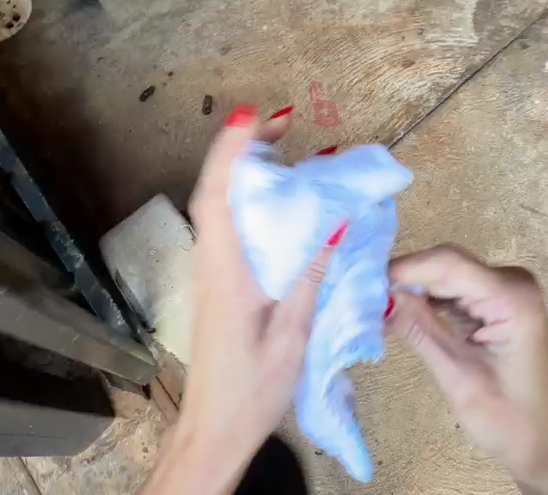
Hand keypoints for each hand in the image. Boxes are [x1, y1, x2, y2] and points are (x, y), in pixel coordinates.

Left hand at [142, 106, 334, 494]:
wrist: (213, 431)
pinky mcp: (219, 280)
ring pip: (220, 205)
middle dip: (243, 149)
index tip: (250, 115)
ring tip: (281, 146)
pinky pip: (229, 224)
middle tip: (281, 122)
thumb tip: (335, 223)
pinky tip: (277, 198)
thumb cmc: (251, 387)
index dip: (230, 152)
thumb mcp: (292, 333)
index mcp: (226, 270)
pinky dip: (249, 196)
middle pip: (217, 190)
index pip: (217, 196)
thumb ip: (309, 276)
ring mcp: (213, 270)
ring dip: (245, 169)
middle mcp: (212, 261)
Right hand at [386, 246, 547, 494]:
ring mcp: (506, 287)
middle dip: (407, 278)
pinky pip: (456, 287)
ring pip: (448, 273)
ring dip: (415, 287)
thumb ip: (420, 330)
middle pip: (448, 265)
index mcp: (512, 296)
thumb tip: (380, 298)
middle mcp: (512, 281)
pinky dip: (429, 298)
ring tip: (376, 302)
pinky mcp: (497, 298)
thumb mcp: (458, 377)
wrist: (541, 444)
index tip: (365, 281)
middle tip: (364, 294)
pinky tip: (403, 309)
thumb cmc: (507, 420)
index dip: (406, 268)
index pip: (450, 264)